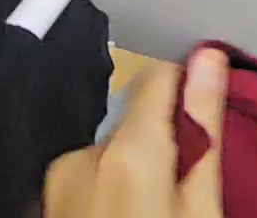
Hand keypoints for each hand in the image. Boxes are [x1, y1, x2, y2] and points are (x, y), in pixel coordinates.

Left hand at [42, 48, 228, 217]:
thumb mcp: (200, 205)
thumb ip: (204, 126)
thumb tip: (208, 54)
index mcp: (125, 147)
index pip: (160, 72)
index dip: (189, 78)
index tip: (209, 99)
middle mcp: (81, 154)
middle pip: (138, 111)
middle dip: (164, 127)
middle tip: (189, 170)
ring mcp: (56, 180)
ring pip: (115, 142)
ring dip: (138, 156)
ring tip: (159, 196)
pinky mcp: (47, 202)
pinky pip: (92, 170)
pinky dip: (113, 178)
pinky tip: (128, 206)